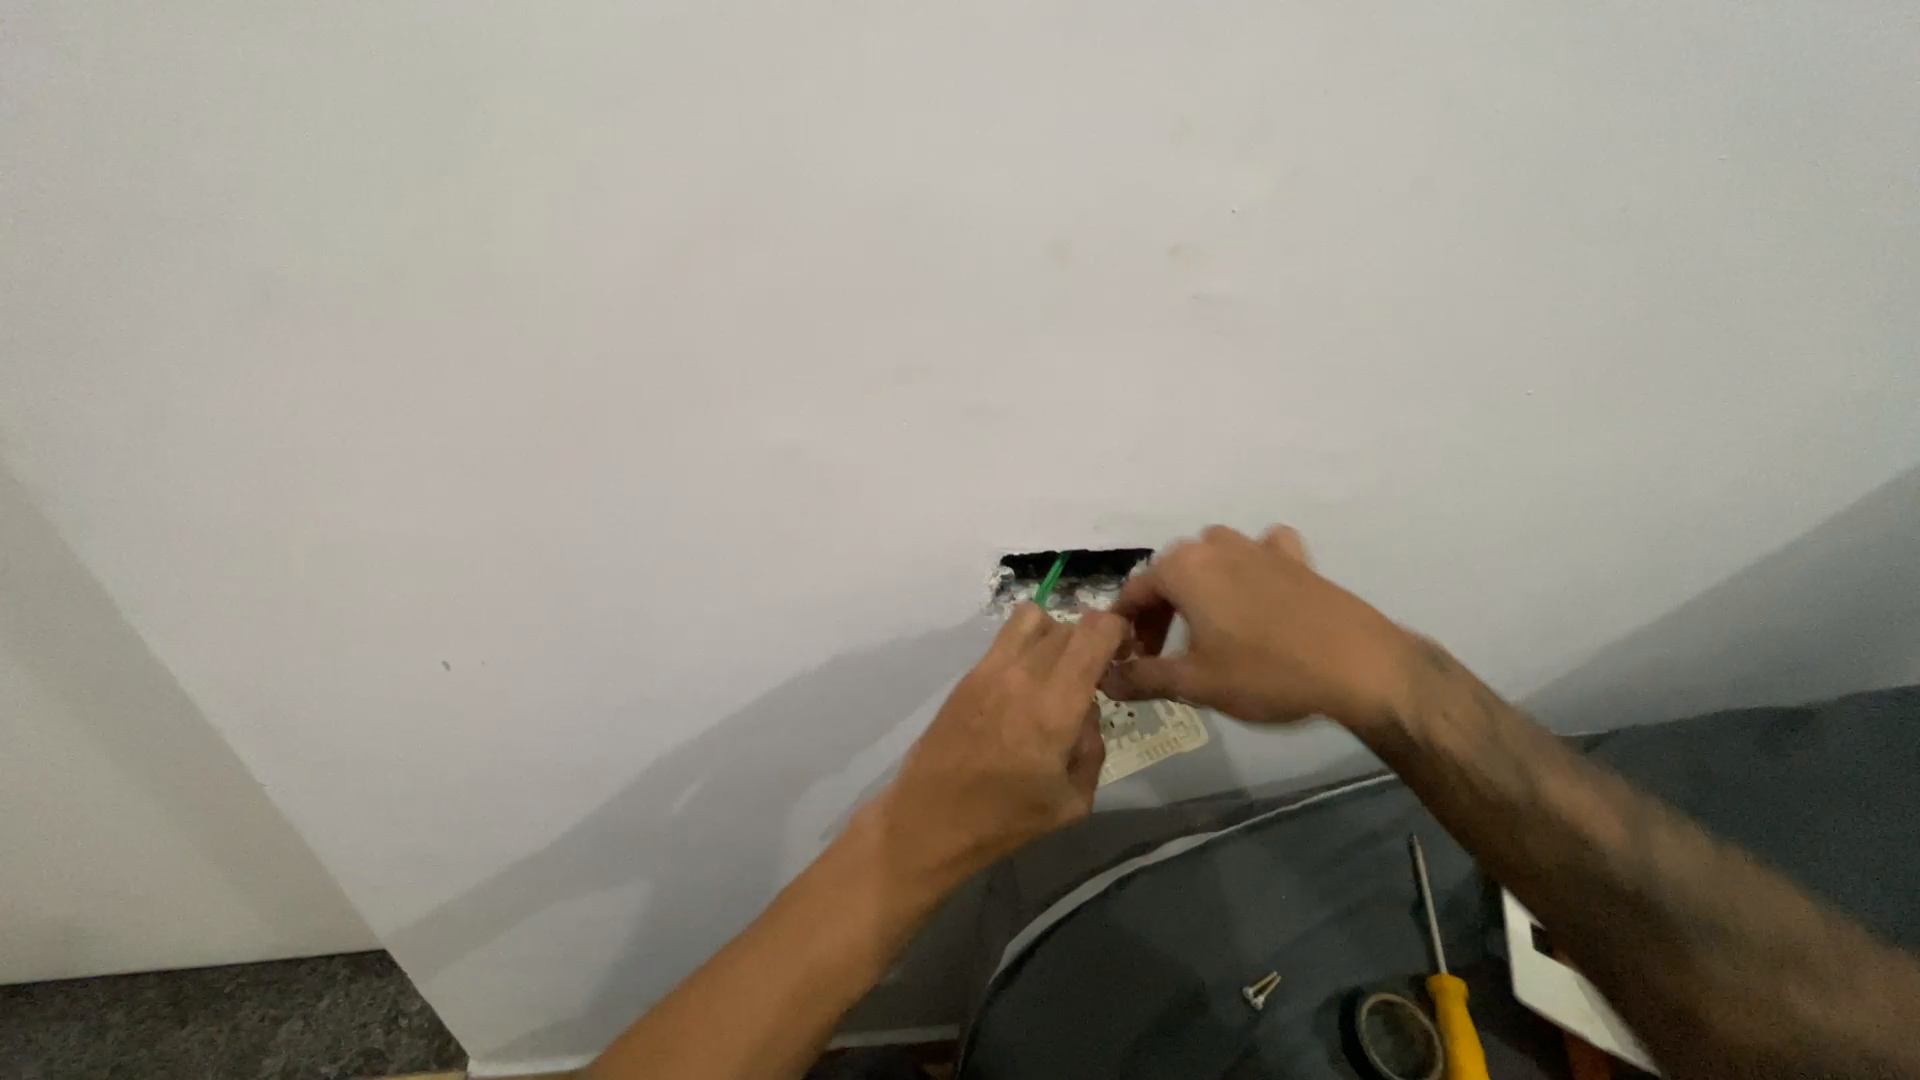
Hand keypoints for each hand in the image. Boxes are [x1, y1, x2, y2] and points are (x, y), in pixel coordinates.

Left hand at [871, 605, 1126, 889]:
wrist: (929, 819)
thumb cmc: (1005, 819)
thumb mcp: (1074, 801)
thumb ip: (1092, 748)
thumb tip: (1085, 713)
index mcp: (1056, 707)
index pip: (1096, 632)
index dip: (1118, 631)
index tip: (1124, 654)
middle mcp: (1023, 675)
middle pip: (1070, 624)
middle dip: (1091, 641)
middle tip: (1094, 673)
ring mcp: (990, 669)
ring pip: (1034, 617)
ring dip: (1055, 635)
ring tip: (1056, 671)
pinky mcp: (968, 674)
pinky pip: (1005, 638)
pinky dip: (1025, 646)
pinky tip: (1023, 686)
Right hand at [1100, 525, 1415, 729]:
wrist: (1360, 667)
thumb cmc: (1266, 673)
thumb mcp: (1195, 683)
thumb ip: (1142, 677)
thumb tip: (1105, 679)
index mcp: (1183, 569)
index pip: (1133, 593)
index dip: (1123, 628)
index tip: (1125, 659)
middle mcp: (1214, 546)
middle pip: (1169, 574)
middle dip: (1158, 612)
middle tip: (1160, 654)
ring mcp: (1258, 547)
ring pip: (1210, 558)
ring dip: (1198, 587)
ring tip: (1204, 626)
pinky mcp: (1295, 558)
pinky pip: (1259, 552)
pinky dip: (1249, 566)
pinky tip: (1257, 590)